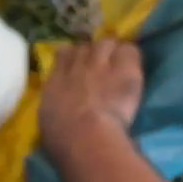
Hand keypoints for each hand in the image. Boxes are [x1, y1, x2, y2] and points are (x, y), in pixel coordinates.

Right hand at [40, 40, 143, 162]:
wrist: (84, 135)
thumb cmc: (62, 138)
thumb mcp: (48, 119)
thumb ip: (55, 105)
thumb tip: (58, 106)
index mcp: (54, 82)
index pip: (62, 55)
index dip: (71, 56)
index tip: (76, 63)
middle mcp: (76, 68)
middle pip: (84, 46)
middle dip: (91, 51)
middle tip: (100, 63)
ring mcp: (99, 65)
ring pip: (106, 43)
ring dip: (111, 50)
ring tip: (119, 62)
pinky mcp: (124, 69)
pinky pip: (129, 50)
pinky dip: (130, 55)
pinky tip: (133, 67)